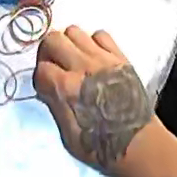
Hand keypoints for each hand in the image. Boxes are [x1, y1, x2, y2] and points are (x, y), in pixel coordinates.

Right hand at [33, 26, 157, 175]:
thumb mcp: (67, 134)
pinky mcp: (119, 56)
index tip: (45, 85)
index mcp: (67, 88)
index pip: (41, 68)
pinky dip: (93, 41)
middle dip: (47, 51)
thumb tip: (46, 86)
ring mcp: (102, 58)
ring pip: (75, 30)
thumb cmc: (100, 145)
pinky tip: (94, 57)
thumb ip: (54, 103)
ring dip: (69, 43)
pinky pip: (100, 34)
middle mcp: (83, 66)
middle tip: (53, 65)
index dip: (40, 77)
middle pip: (53, 39)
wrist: (136, 141)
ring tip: (73, 59)